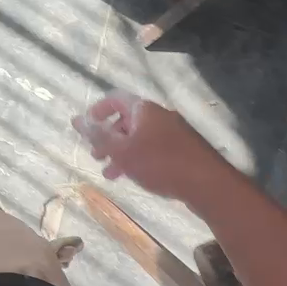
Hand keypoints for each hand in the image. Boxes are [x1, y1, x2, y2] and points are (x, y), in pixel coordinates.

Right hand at [73, 96, 238, 205]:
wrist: (211, 187)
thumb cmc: (160, 164)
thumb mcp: (121, 151)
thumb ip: (97, 135)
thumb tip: (75, 119)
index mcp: (144, 109)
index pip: (114, 98)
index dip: (97, 110)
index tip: (87, 128)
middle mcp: (160, 115)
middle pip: (126, 120)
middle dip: (108, 138)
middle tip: (96, 156)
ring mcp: (175, 133)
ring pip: (140, 138)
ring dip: (122, 152)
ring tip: (111, 174)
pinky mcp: (186, 151)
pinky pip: (155, 149)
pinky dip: (140, 159)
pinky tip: (136, 177)